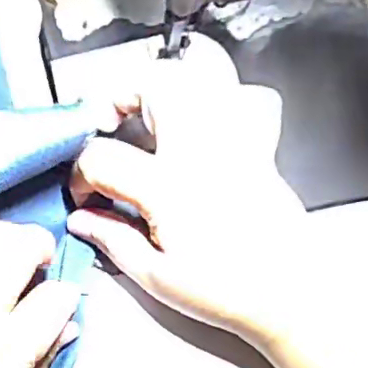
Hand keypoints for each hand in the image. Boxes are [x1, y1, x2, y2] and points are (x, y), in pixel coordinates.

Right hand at [66, 40, 309, 347]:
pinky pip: (241, 95)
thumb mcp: (156, 276)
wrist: (287, 294)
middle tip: (106, 126)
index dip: (80, 175)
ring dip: (163, 84)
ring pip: (198, 73)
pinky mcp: (258, 146)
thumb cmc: (230, 292)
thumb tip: (83, 220)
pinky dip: (216, 95)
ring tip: (147, 111)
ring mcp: (235, 141)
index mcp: (169, 187)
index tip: (83, 195)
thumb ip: (114, 240)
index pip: (103, 157)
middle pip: (151, 83)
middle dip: (116, 96)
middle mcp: (202, 151)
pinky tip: (200, 122)